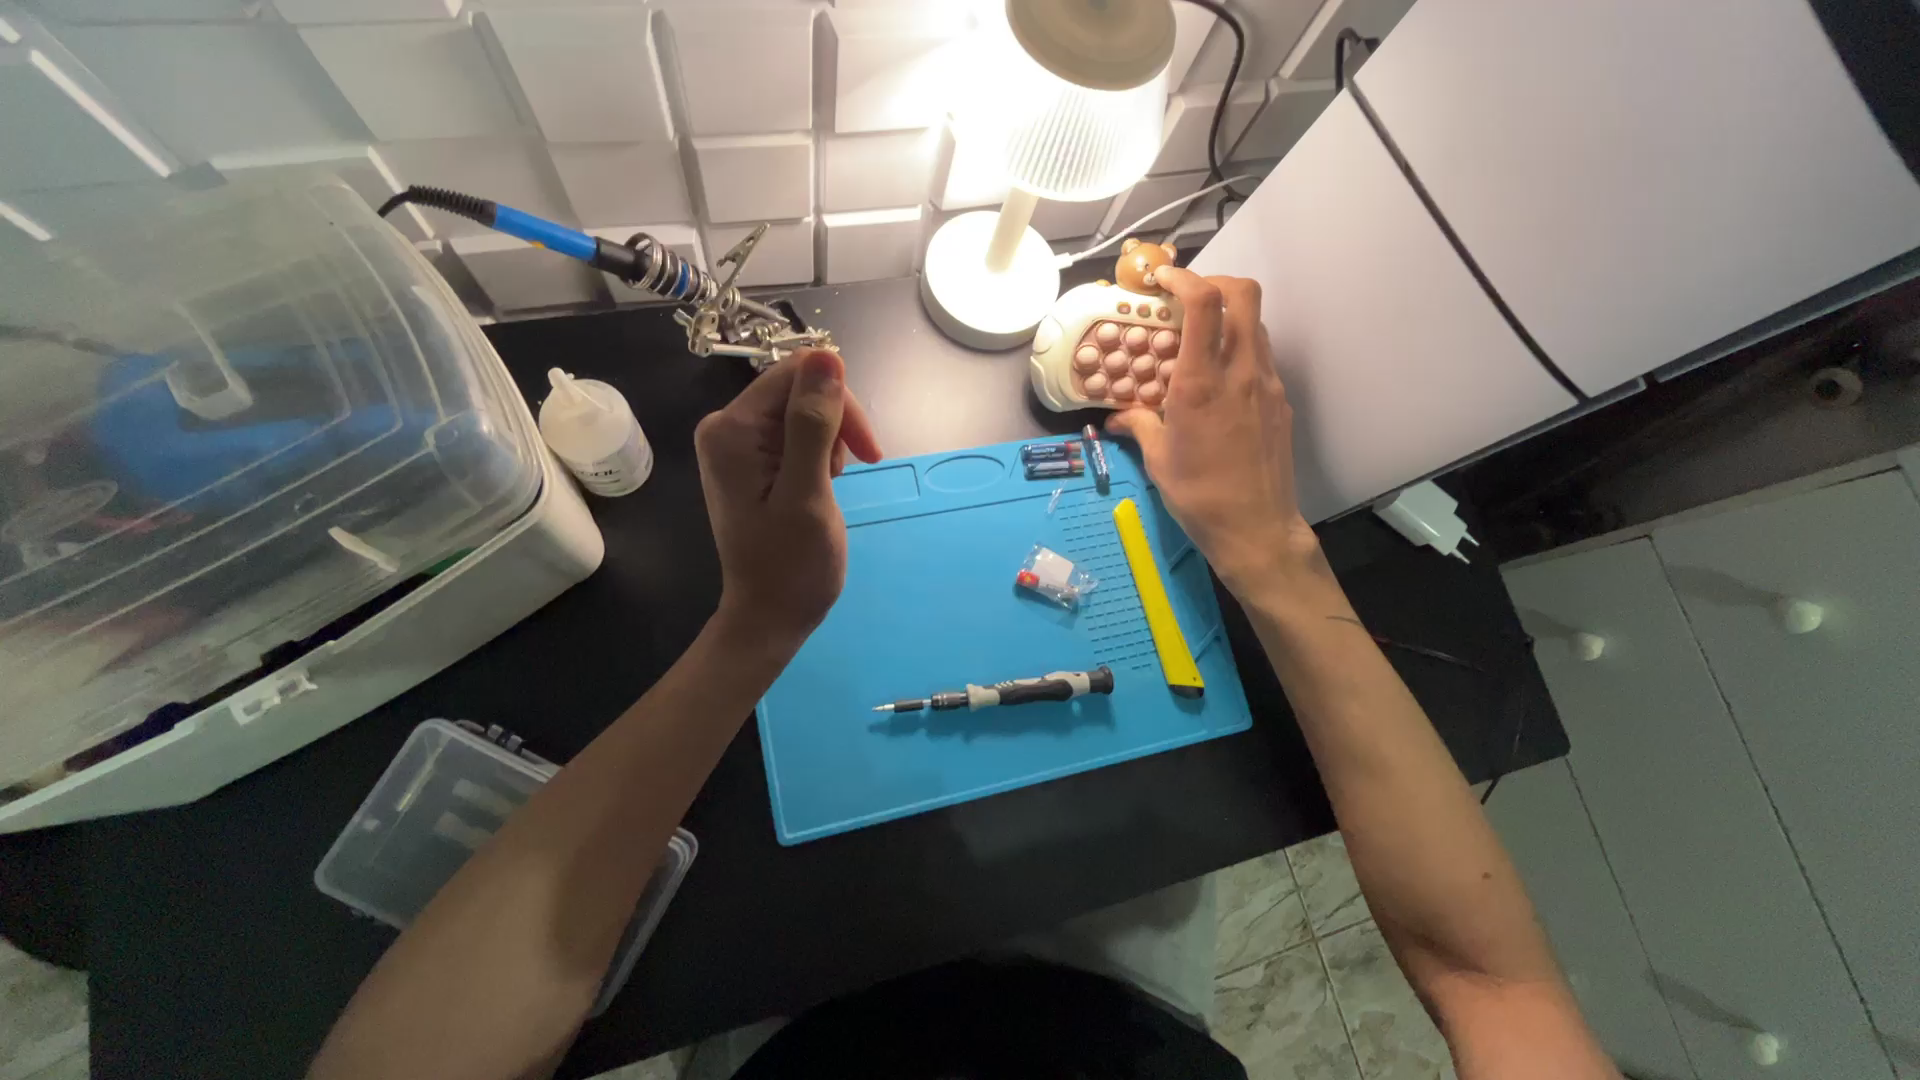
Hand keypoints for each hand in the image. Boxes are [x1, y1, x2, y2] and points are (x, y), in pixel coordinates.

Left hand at [694, 348, 882, 649]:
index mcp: (732, 429)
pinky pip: (796, 433)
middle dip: (835, 425)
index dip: (839, 402)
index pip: (797, 373)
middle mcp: (727, 427)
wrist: (771, 616)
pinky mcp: (752, 461)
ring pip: (803, 410)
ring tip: (828, 486)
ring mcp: (737, 444)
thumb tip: (828, 355)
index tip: (864, 450)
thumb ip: (813, 424)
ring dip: (830, 442)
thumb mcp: (808, 494)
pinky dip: (819, 454)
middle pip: (799, 388)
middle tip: (848, 472)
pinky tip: (821, 484)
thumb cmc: (792, 565)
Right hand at [1105, 265, 1319, 599]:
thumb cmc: (1199, 496)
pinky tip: (1219, 378)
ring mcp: (1266, 384)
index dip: (1184, 278)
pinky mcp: (1280, 401)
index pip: (1206, 304)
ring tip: (1198, 339)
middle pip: (1245, 294)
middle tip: (1186, 299)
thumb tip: (1115, 416)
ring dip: (1228, 316)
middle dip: (1215, 282)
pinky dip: (1239, 348)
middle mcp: (1240, 373)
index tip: (1162, 278)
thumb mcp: (1157, 459)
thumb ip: (1137, 424)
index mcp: (1202, 384)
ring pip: (1256, 323)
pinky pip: (1261, 356)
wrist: (1257, 528)